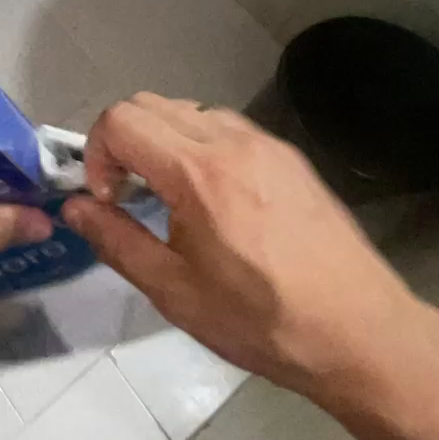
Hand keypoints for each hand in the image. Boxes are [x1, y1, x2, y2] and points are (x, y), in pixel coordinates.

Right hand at [61, 95, 428, 397]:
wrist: (365, 335)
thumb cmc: (263, 320)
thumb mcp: (176, 293)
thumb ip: (115, 241)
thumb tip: (73, 207)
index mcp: (198, 174)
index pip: (120, 120)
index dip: (97, 152)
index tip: (109, 198)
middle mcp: (229, 141)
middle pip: (146, 103)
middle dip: (122, 140)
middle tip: (129, 193)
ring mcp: (263, 142)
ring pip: (184, 108)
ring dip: (159, 139)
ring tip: (170, 193)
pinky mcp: (286, 153)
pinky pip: (221, 124)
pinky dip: (196, 142)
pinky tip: (211, 193)